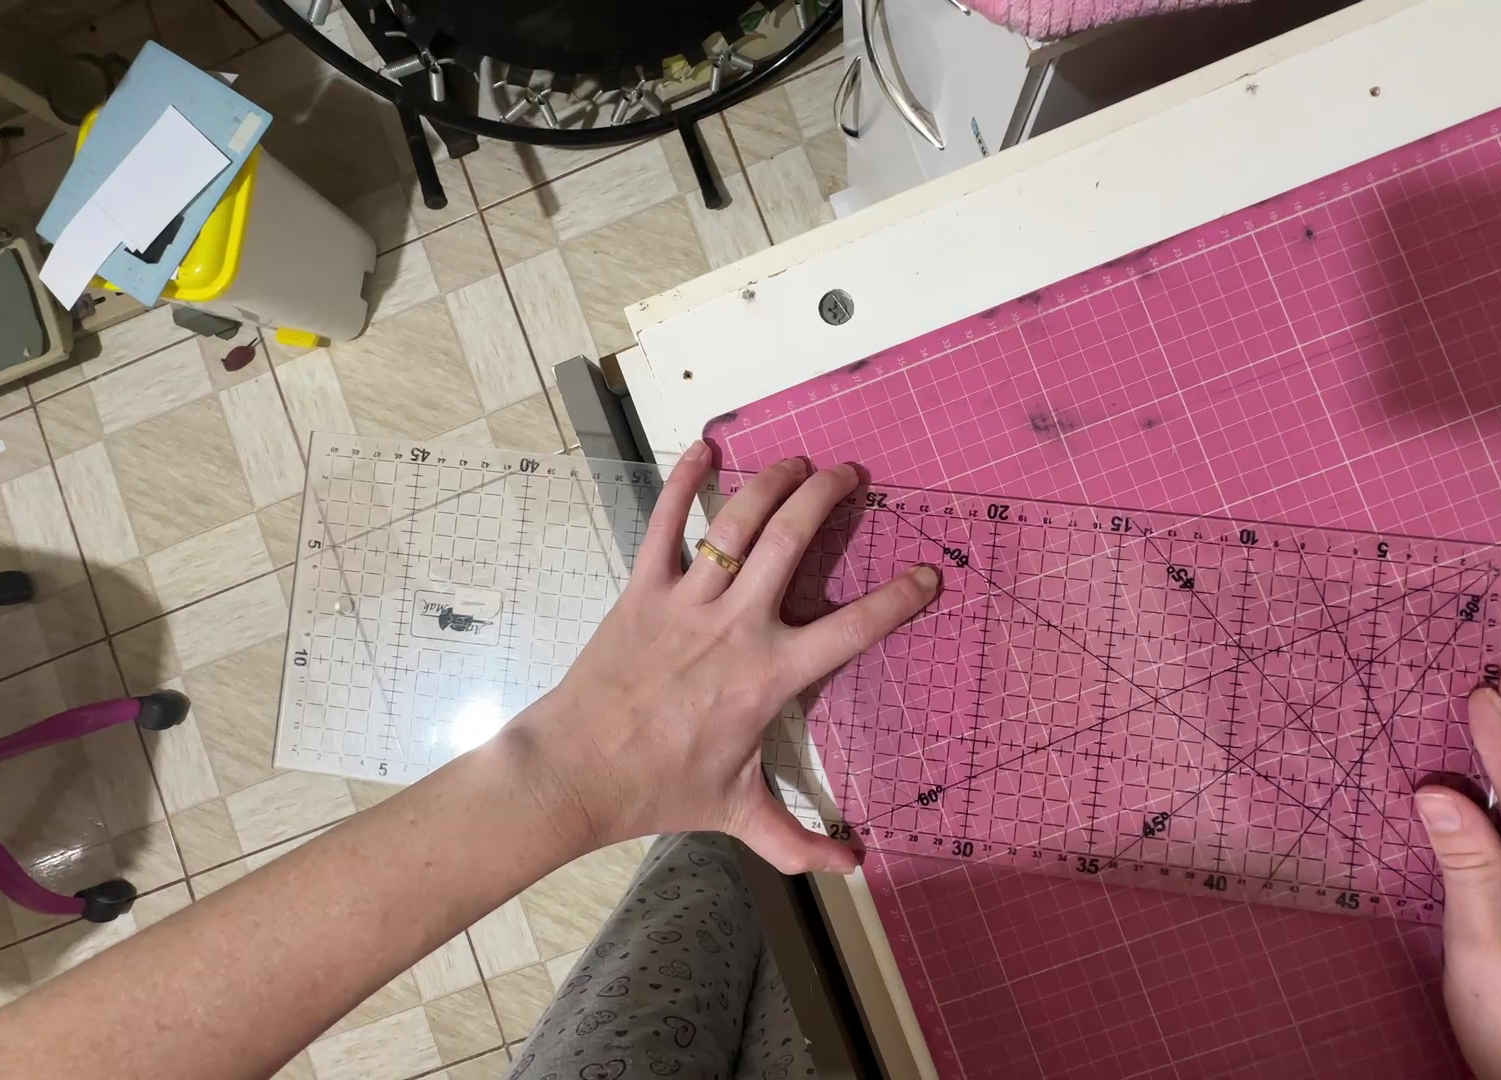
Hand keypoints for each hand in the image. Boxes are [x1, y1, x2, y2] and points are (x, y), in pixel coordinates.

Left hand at [512, 442, 938, 873]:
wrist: (575, 771)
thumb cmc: (659, 788)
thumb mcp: (736, 813)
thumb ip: (798, 841)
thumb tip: (853, 867)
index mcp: (769, 676)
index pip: (852, 629)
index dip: (897, 600)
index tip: (926, 577)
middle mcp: (735, 625)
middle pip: (793, 541)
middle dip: (829, 498)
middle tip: (852, 475)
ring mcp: (686, 600)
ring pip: (737, 522)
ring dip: (774, 481)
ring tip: (800, 460)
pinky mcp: (642, 587)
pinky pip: (664, 523)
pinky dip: (683, 482)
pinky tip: (705, 448)